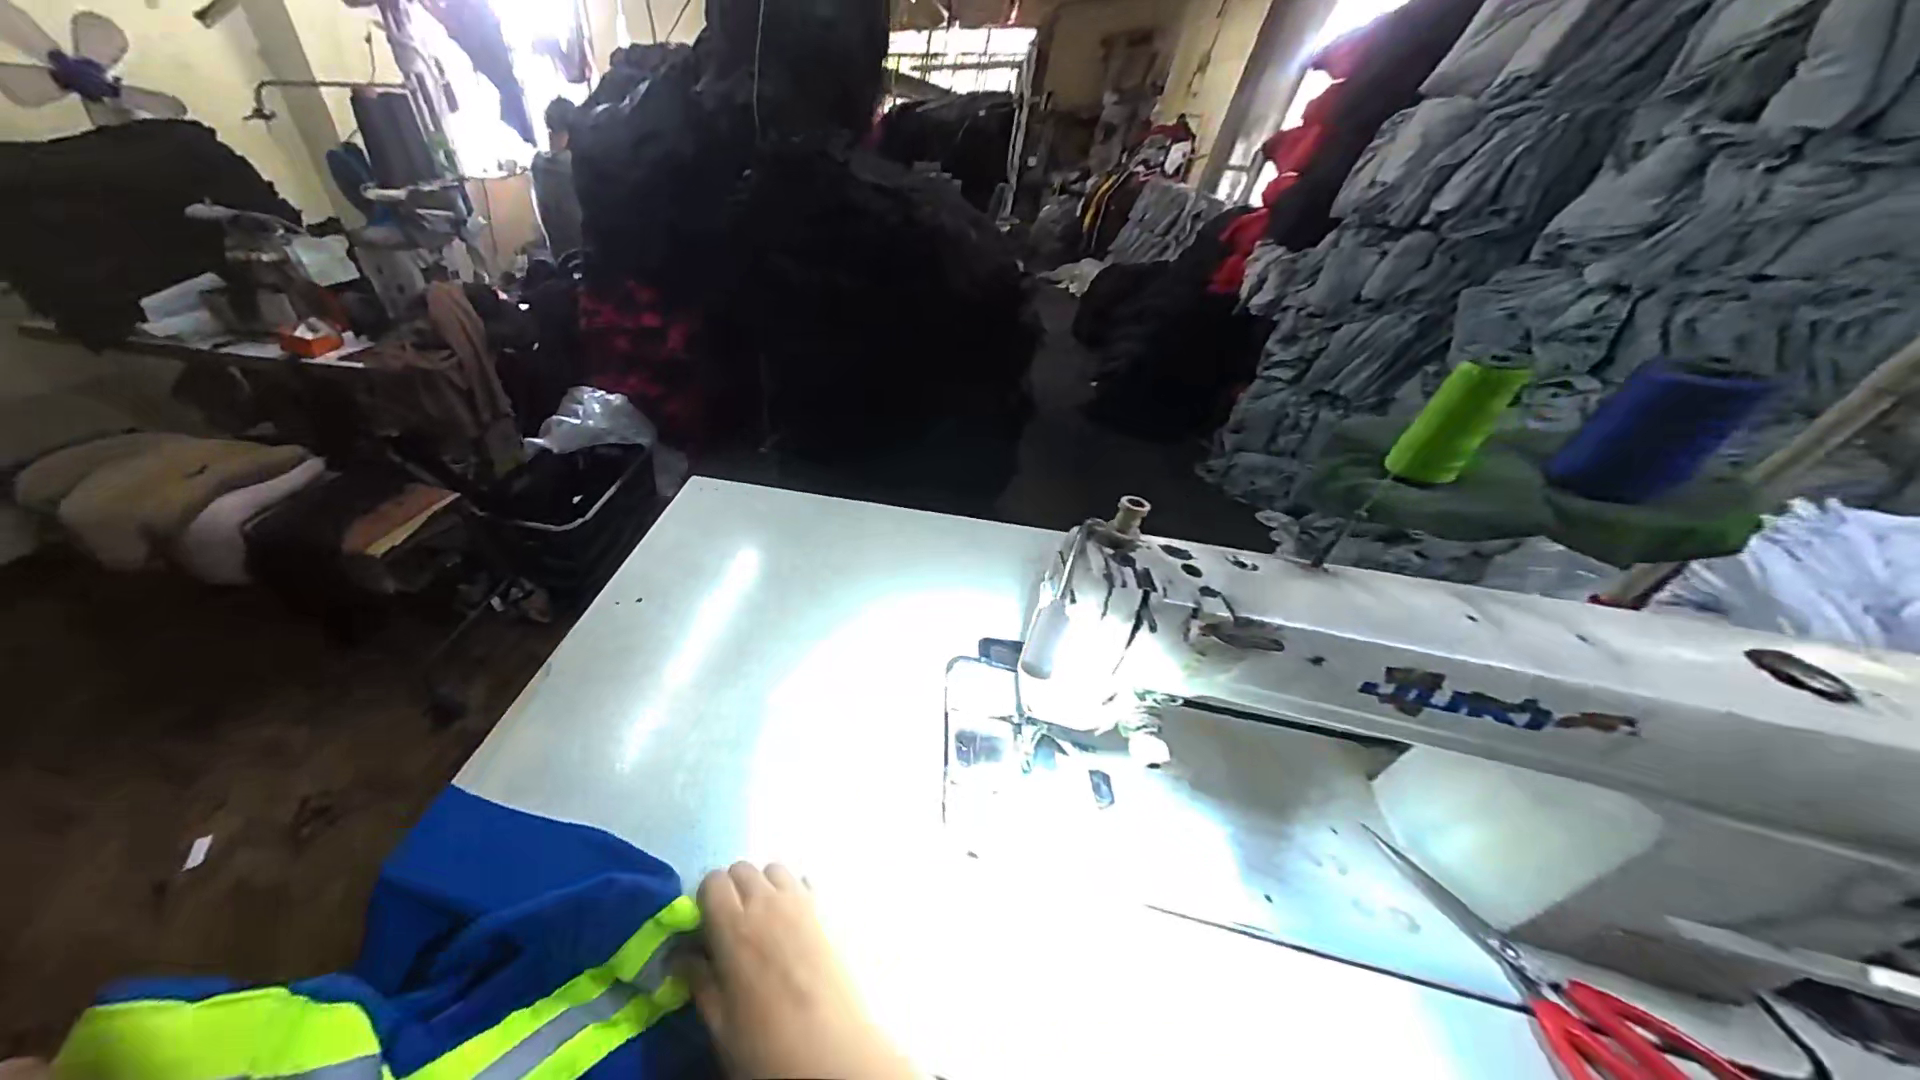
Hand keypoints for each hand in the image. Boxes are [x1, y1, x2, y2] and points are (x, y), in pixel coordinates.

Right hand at [684, 863, 918, 1079]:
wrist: (829, 1050)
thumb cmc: (765, 1042)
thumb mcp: (719, 1020)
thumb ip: (699, 979)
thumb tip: (679, 956)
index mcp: (733, 927)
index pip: (713, 881)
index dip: (705, 898)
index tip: (704, 925)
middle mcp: (766, 903)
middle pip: (743, 869)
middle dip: (731, 888)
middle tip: (729, 924)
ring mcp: (799, 902)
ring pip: (773, 869)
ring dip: (762, 885)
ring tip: (760, 920)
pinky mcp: (823, 910)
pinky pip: (803, 881)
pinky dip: (792, 890)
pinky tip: (789, 920)